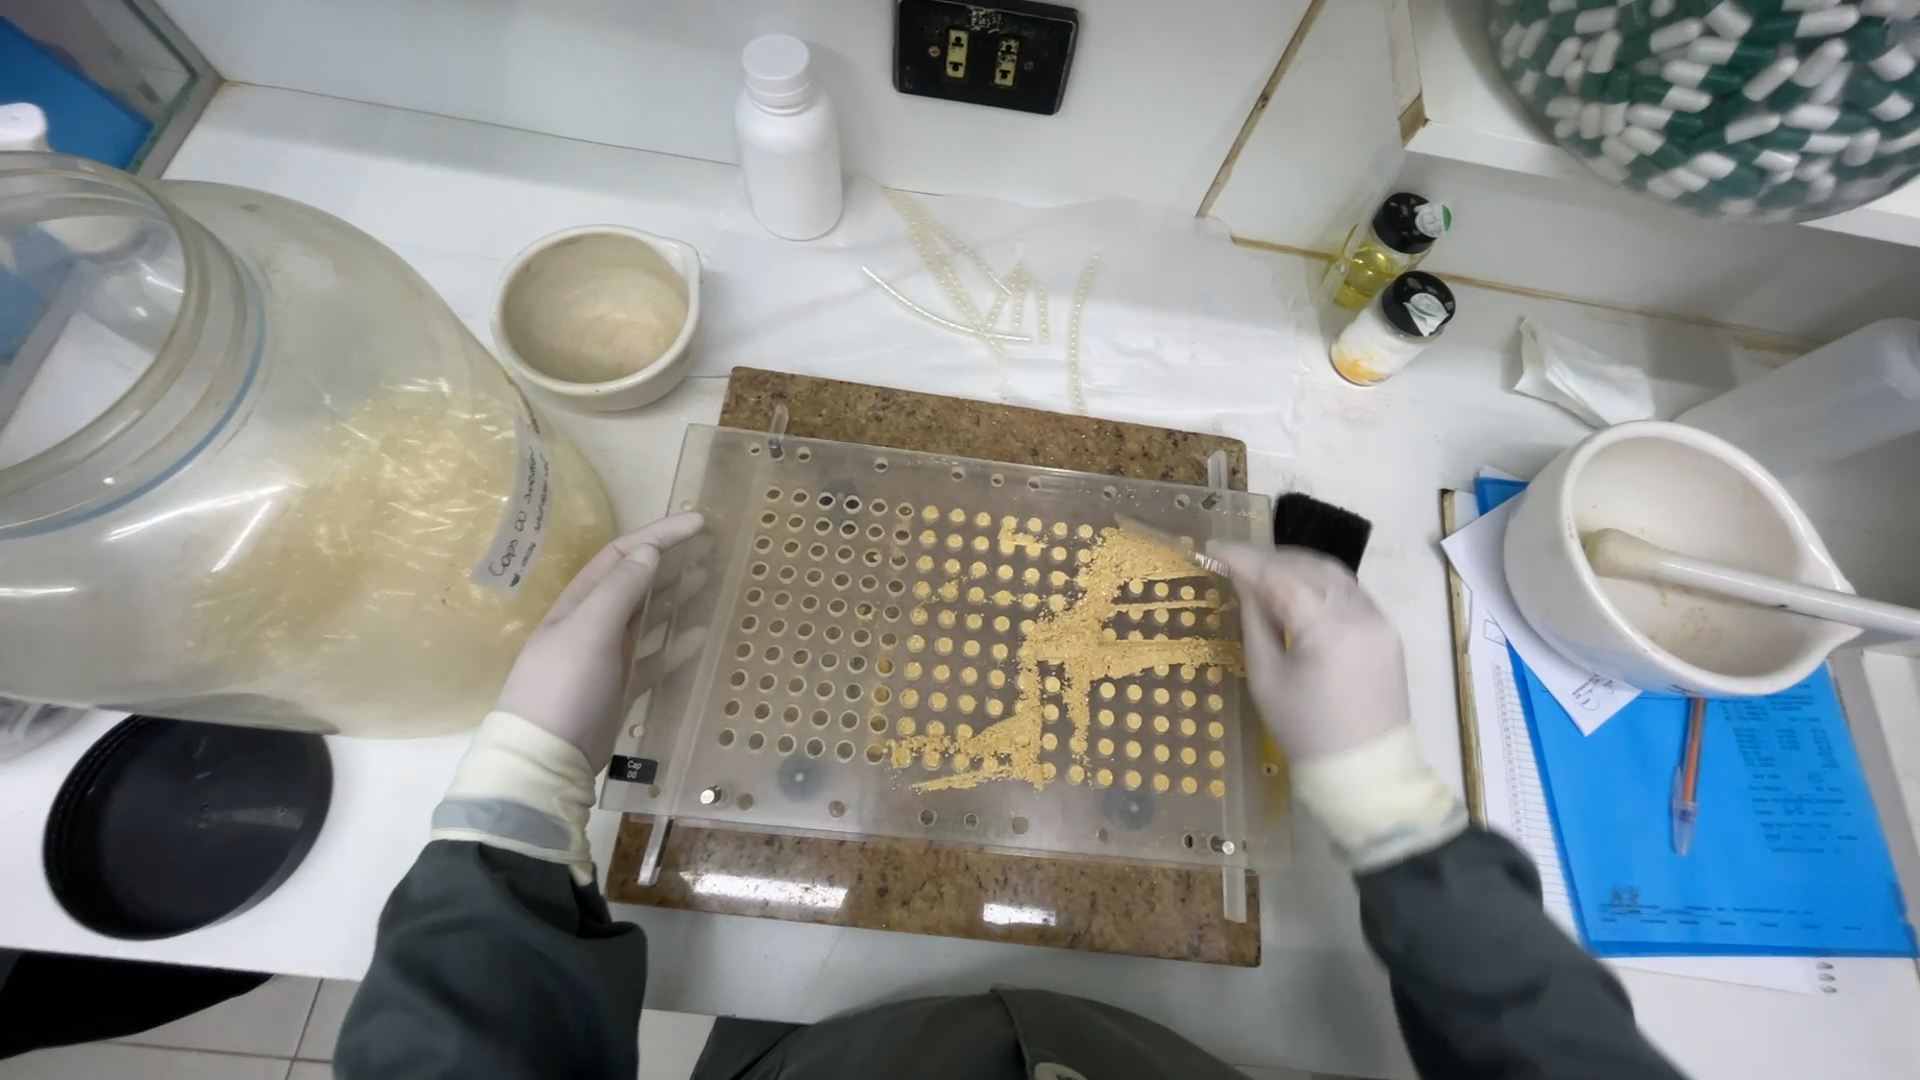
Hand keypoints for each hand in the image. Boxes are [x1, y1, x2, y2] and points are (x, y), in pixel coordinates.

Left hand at [496, 512, 703, 772]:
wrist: (545, 760)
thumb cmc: (563, 688)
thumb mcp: (588, 632)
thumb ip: (620, 590)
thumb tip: (650, 551)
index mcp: (580, 603)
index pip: (623, 555)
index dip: (660, 535)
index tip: (700, 523)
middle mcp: (594, 623)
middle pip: (638, 581)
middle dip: (672, 559)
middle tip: (711, 545)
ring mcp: (608, 656)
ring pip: (649, 615)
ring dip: (677, 594)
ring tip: (710, 577)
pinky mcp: (622, 685)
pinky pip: (656, 656)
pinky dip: (678, 644)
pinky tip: (702, 634)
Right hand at [1215, 543, 1463, 869]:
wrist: (1365, 769)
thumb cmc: (1304, 729)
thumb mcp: (1266, 677)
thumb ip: (1255, 620)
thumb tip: (1242, 582)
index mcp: (1327, 630)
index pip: (1280, 577)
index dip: (1243, 559)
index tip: (1213, 548)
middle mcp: (1359, 614)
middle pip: (1307, 567)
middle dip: (1266, 559)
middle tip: (1230, 560)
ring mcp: (1378, 619)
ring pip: (1331, 572)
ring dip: (1292, 564)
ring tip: (1259, 569)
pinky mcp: (1385, 628)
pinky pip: (1347, 588)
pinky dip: (1316, 579)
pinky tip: (1293, 586)